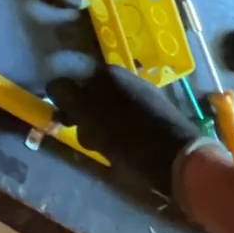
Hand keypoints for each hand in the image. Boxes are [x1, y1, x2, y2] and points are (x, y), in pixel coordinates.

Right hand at [49, 65, 215, 201]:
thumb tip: (53, 85)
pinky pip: (126, 117)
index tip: (64, 123)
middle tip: (87, 138)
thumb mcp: (89, 118)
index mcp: (107, 73)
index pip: (71, 81)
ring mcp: (143, 93)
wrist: (180, 160)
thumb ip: (66, 97)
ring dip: (101, 126)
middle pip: (90, 94)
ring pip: (107, 108)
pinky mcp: (157, 111)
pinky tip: (125, 148)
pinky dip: (119, 130)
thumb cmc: (128, 138)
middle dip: (83, 116)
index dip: (64, 103)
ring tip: (106, 148)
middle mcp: (125, 77)